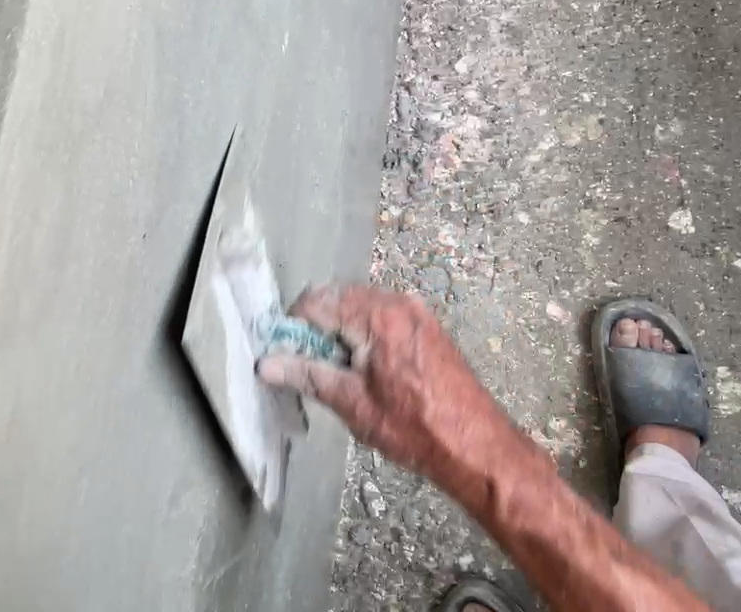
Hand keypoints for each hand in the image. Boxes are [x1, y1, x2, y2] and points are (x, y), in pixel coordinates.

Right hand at [257, 285, 515, 486]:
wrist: (476, 443)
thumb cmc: (413, 427)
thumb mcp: (352, 404)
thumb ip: (307, 375)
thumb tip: (265, 364)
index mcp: (376, 316)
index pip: (317, 300)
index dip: (293, 324)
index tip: (282, 351)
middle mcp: (396, 301)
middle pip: (338, 296)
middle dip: (316, 324)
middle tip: (306, 362)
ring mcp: (414, 309)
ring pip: (360, 303)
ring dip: (339, 327)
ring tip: (336, 368)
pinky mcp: (425, 323)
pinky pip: (382, 312)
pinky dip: (363, 329)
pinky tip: (364, 365)